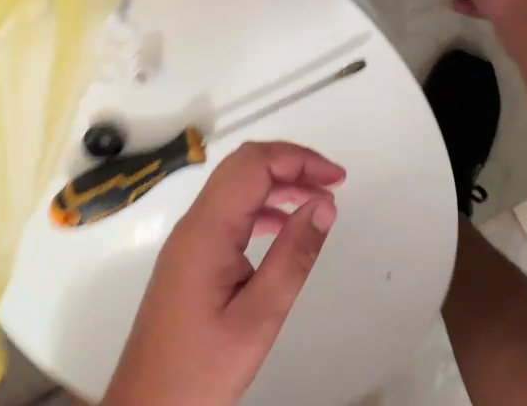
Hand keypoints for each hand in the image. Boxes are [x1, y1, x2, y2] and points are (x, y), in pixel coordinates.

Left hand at [103, 142, 344, 405]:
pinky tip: (284, 227)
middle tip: (331, 183)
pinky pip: (228, 212)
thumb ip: (293, 256)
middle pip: (243, 166)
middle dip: (291, 163)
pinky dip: (261, 206)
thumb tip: (324, 203)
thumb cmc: (201, 368)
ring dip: (277, 182)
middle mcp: (194, 224)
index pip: (254, 165)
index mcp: (208, 230)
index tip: (338, 179)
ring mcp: (189, 240)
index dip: (299, 159)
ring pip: (235, 186)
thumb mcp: (259, 316)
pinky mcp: (190, 257)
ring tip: (317, 201)